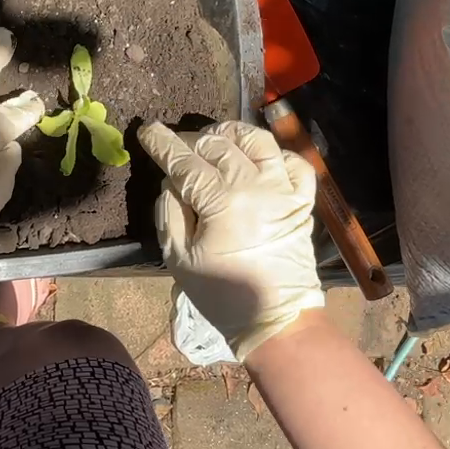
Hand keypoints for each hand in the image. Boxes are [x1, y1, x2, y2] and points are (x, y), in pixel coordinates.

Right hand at [139, 120, 323, 359]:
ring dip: (232, 133)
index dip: (162, 144)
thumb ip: (169, 213)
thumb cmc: (221, 294)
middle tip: (177, 145)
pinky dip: (275, 153)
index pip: (184, 162)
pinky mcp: (302, 200)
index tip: (147, 130)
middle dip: (191, 139)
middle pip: (218, 145)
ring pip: (258, 141)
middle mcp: (255, 187)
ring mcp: (284, 190)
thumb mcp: (178, 258)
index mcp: (222, 203)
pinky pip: (294, 162)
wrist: (277, 319)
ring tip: (215, 138)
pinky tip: (257, 159)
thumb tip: (171, 181)